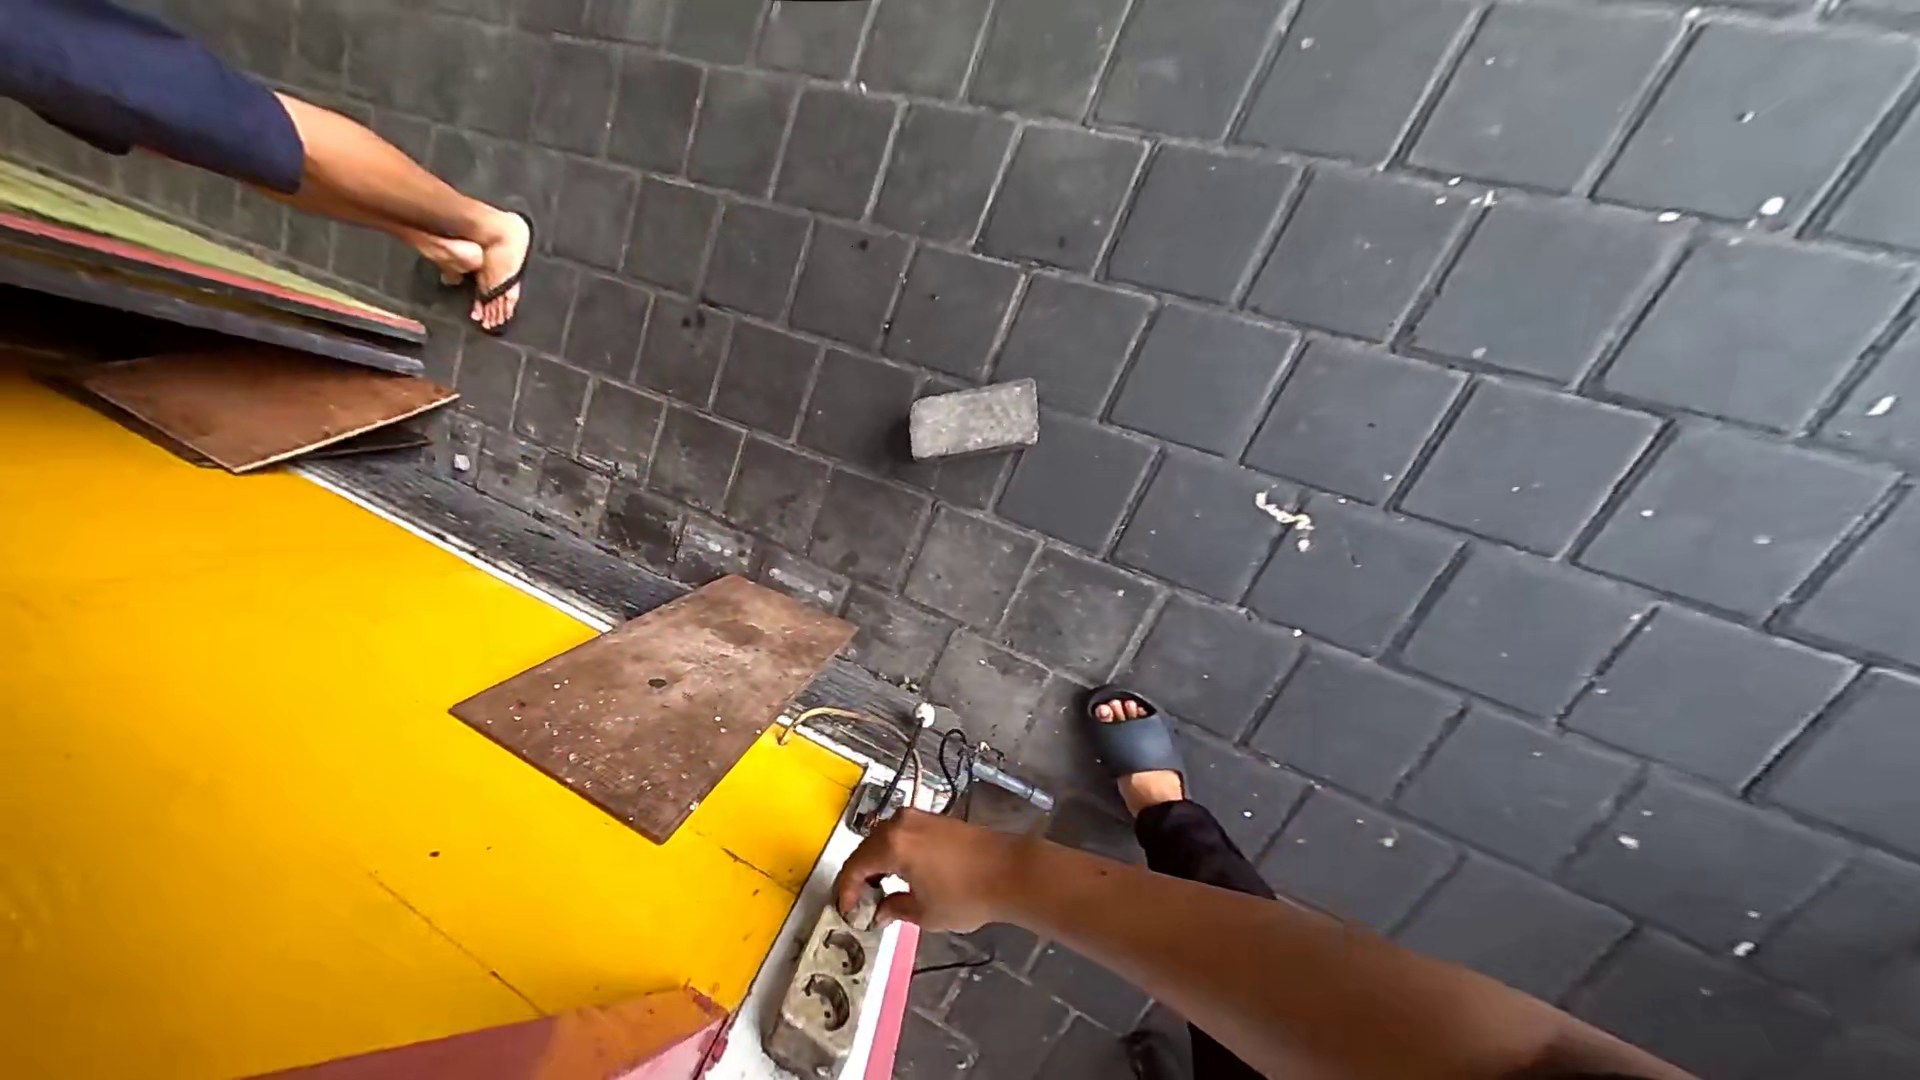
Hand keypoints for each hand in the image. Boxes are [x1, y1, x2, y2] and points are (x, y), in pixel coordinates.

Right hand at [834, 810, 1025, 931]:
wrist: (1008, 870)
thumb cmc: (965, 894)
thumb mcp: (924, 913)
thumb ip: (895, 909)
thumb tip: (880, 911)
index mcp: (892, 843)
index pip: (855, 865)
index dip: (847, 890)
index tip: (848, 910)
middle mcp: (901, 823)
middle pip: (867, 847)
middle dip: (861, 875)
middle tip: (861, 903)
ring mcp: (920, 817)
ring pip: (885, 838)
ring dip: (877, 862)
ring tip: (880, 891)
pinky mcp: (935, 819)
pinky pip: (903, 834)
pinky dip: (895, 852)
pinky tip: (902, 874)